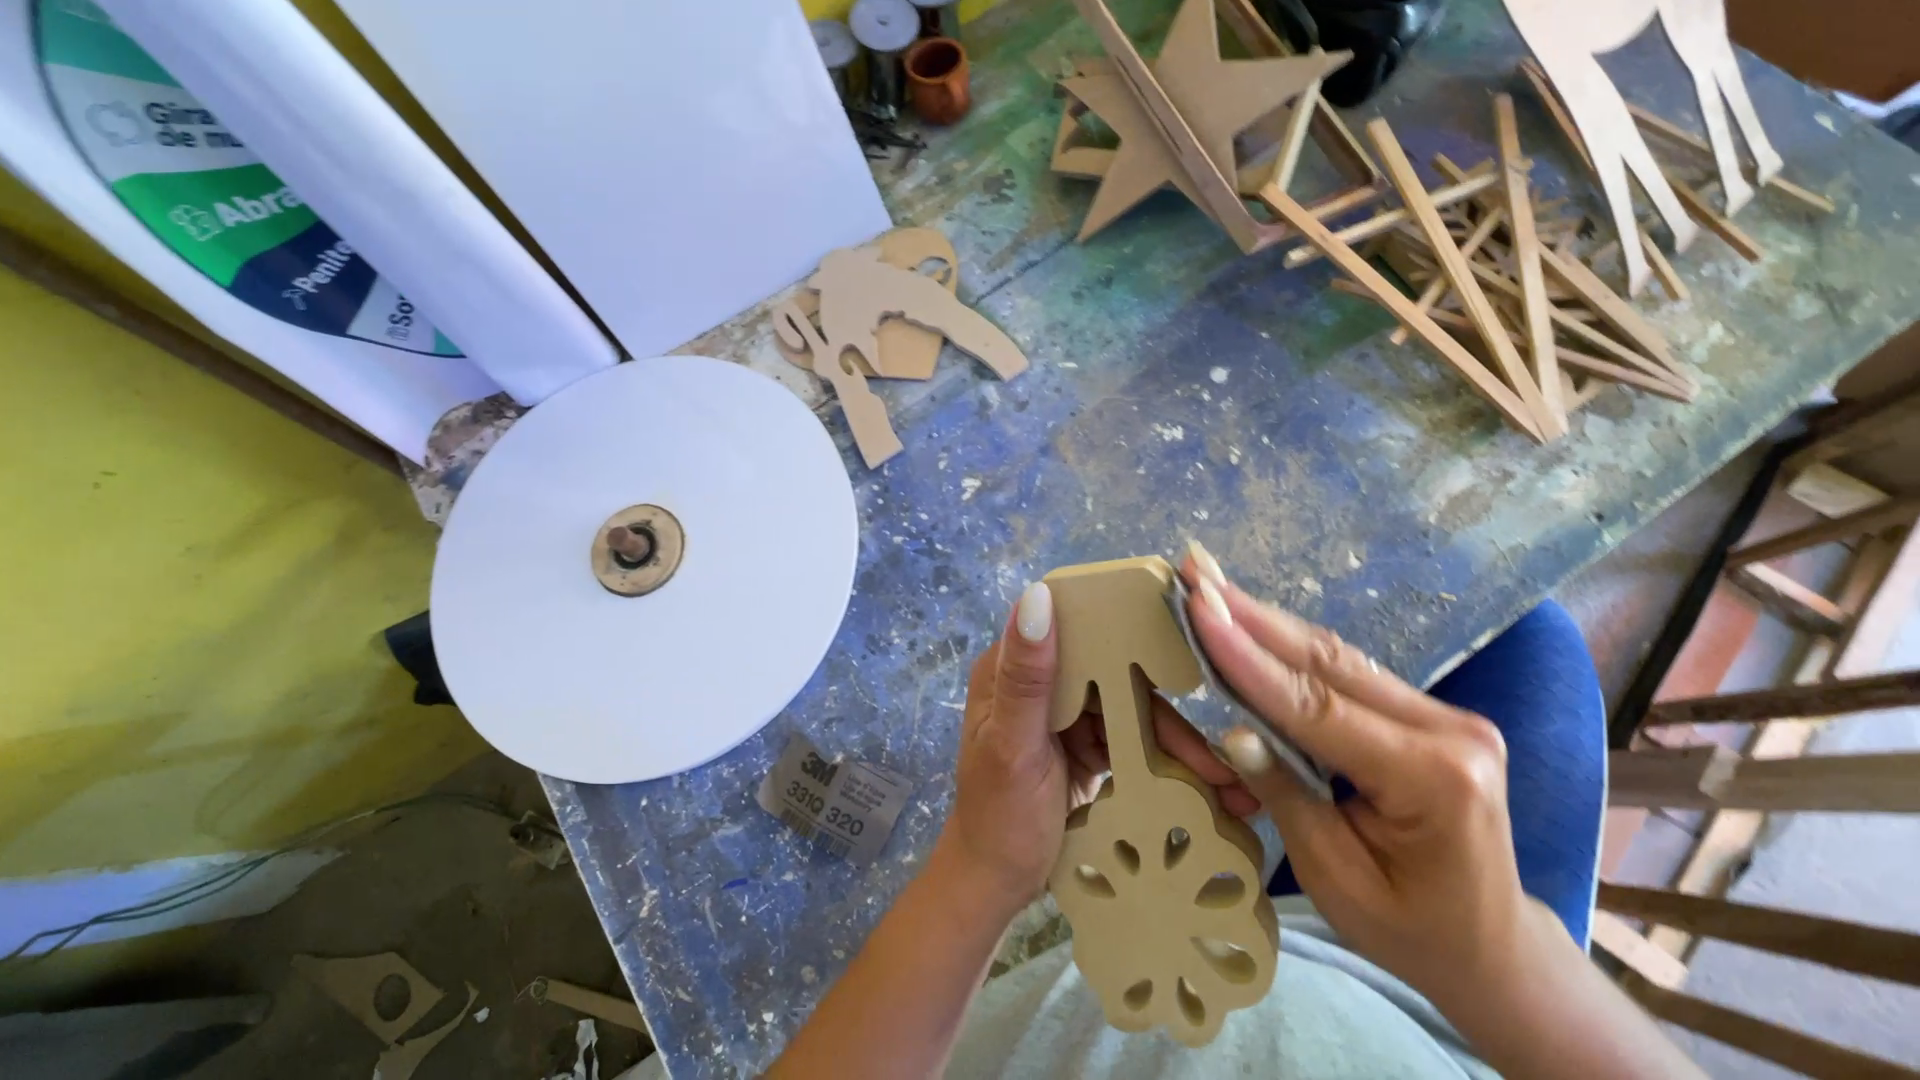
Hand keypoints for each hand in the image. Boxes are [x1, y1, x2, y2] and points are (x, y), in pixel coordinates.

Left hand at [939, 582, 1257, 919]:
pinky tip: (1212, 788)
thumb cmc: (996, 817)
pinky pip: (1138, 745)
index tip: (1185, 642)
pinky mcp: (1092, 748)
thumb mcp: (1012, 747)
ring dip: (1182, 748)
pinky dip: (1171, 767)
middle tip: (1223, 749)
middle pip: (1117, 678)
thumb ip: (1027, 678)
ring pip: (1136, 714)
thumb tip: (1038, 595)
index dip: (1128, 632)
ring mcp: (1071, 717)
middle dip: (1172, 714)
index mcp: (1014, 669)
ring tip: (1232, 784)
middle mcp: (1044, 684)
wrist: (996, 883)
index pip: (1078, 631)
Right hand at [1179, 543, 1544, 1006]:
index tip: (1199, 609)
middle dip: (1253, 616)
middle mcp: (1449, 729)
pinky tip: (1256, 622)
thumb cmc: (1410, 929)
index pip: (1317, 707)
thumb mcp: (1337, 877)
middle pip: (1329, 663)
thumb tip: (1232, 732)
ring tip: (1213, 586)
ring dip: (1268, 622)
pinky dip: (1293, 649)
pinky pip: (1349, 675)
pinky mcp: (1429, 715)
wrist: (1490, 946)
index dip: (1249, 658)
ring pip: (1338, 658)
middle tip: (1196, 571)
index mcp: (1433, 777)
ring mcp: (1445, 716)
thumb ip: (1287, 796)